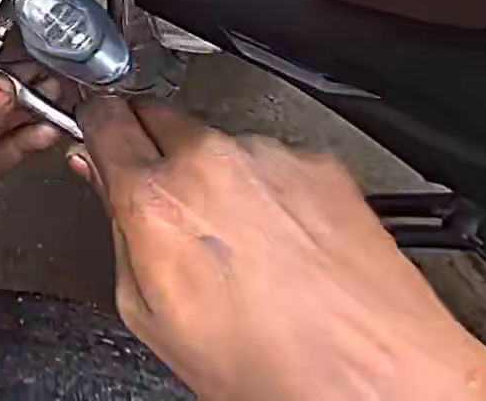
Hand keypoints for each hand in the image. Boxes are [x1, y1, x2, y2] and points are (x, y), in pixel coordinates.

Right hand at [70, 97, 485, 400]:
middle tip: (168, 193)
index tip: (99, 131)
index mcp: (155, 198)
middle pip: (151, 112)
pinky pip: (265, 153)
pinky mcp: (312, 160)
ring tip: (241, 230)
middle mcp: (205, 160)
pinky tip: (282, 233)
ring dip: (209, 166)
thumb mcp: (153, 314)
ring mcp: (262, 154)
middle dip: (148, 142)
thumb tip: (98, 173)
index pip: (102, 115)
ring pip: (209, 135)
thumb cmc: (273, 369)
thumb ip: (113, 228)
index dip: (95, 123)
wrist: (390, 389)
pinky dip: (262, 181)